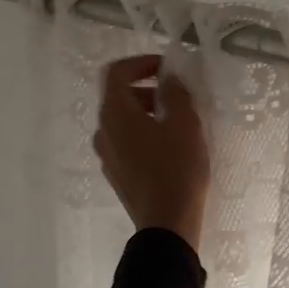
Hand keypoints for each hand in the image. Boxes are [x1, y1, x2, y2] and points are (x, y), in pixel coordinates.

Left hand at [93, 55, 211, 252]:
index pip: (117, 72)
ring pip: (124, 124)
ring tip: (177, 127)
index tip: (167, 68)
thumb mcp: (185, 125)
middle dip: (148, 91)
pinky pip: (127, 145)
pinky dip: (144, 137)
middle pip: (120, 98)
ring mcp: (107, 156)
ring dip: (147, 116)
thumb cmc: (177, 169)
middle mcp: (103, 131)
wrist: (167, 224)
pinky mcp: (117, 176)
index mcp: (115, 112)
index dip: (141, 63)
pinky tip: (169, 152)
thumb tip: (168, 81)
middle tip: (178, 99)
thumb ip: (176, 94)